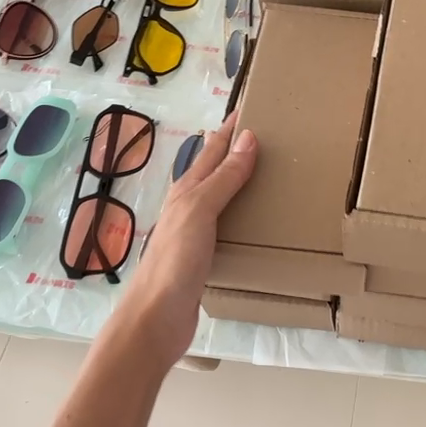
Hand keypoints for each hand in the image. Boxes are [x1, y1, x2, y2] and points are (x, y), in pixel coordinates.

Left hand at [105, 111, 257, 370]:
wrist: (154, 321)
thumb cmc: (175, 260)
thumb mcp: (200, 210)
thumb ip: (224, 176)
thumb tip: (248, 137)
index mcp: (188, 190)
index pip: (213, 148)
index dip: (231, 127)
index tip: (253, 104)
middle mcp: (189, 206)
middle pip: (216, 169)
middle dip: (238, 149)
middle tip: (271, 134)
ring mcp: (195, 233)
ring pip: (222, 196)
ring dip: (242, 180)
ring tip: (270, 171)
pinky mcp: (204, 258)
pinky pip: (229, 224)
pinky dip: (244, 213)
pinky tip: (256, 220)